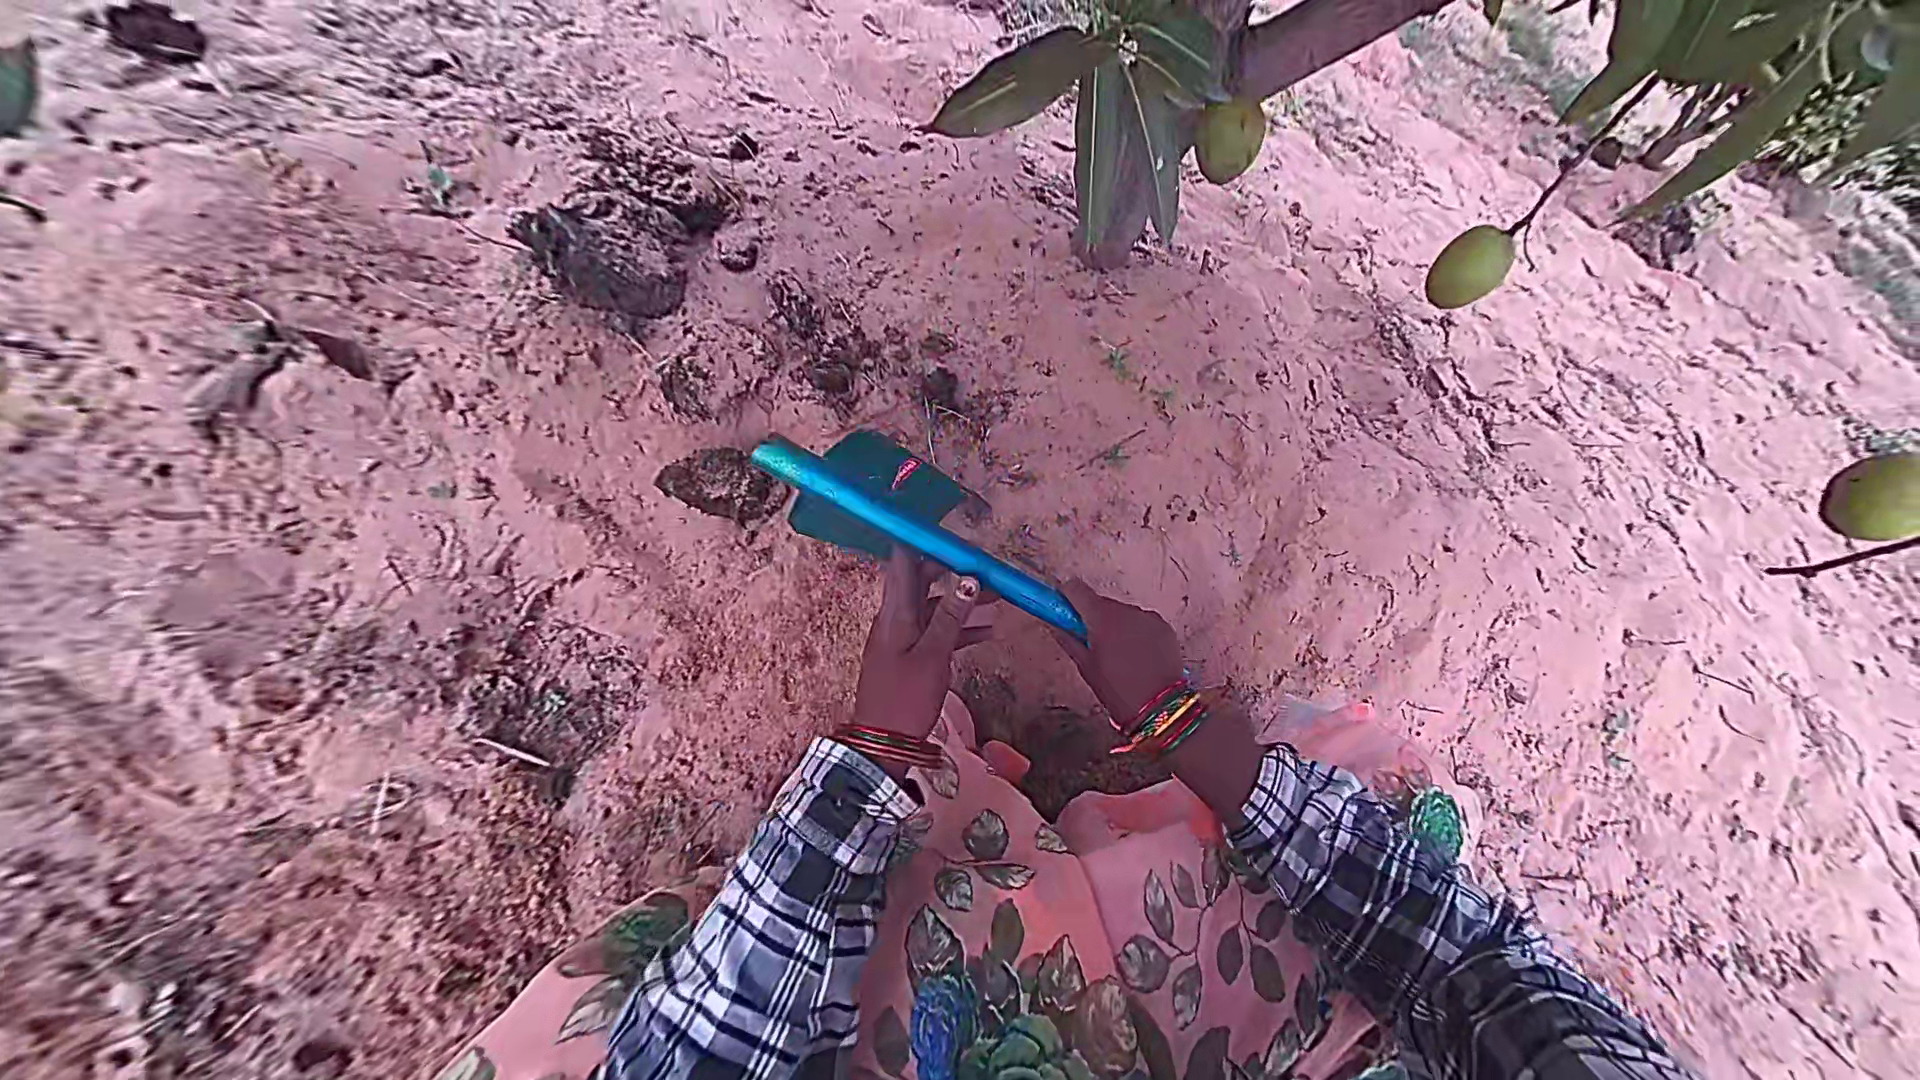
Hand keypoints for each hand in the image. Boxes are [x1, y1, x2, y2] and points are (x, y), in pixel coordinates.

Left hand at [852, 549, 986, 739]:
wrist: (881, 743)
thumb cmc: (905, 698)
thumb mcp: (933, 656)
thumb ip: (951, 616)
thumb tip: (968, 578)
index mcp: (896, 612)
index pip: (903, 562)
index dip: (924, 543)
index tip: (952, 535)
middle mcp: (895, 617)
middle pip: (921, 581)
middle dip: (953, 571)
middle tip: (984, 566)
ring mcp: (901, 636)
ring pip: (933, 606)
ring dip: (961, 600)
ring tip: (997, 596)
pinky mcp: (909, 654)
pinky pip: (934, 631)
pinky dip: (957, 628)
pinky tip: (987, 631)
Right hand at [1049, 580, 1185, 726]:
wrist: (1161, 708)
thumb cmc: (1117, 690)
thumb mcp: (1085, 667)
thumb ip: (1068, 639)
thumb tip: (1054, 625)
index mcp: (1102, 617)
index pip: (1076, 588)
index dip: (1067, 597)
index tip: (1063, 610)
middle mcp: (1126, 610)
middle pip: (1101, 603)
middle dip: (1093, 618)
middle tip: (1091, 644)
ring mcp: (1148, 617)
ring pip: (1122, 613)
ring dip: (1116, 626)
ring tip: (1117, 656)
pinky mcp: (1164, 627)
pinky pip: (1142, 623)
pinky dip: (1136, 633)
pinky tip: (1137, 657)